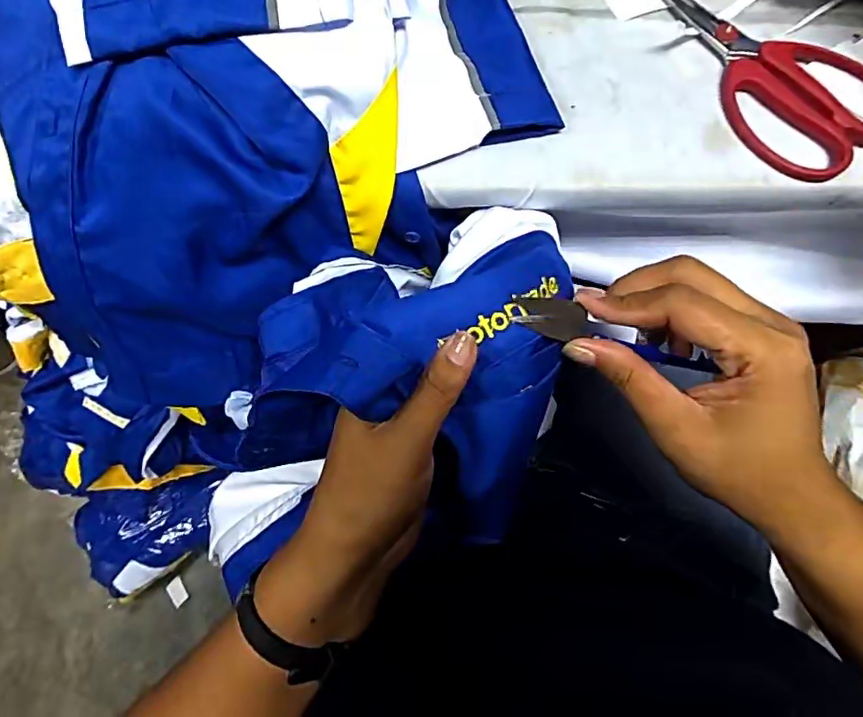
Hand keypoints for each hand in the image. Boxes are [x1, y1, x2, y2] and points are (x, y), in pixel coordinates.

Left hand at [253, 332, 476, 645]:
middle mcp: (380, 398)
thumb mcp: (407, 436)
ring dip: (461, 379)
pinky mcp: (414, 448)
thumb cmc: (371, 491)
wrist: (355, 560)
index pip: (401, 339)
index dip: (435, 321)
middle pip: (420, 365)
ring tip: (506, 348)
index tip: (475, 302)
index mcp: (365, 385)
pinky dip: (461, 408)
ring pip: (432, 392)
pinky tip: (493, 394)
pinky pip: (439, 418)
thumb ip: (436, 390)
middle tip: (502, 323)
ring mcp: (397, 424)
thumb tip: (465, 335)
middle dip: (454, 350)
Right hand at [562, 257, 839, 536]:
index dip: (627, 303)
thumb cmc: (740, 472)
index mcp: (763, 349)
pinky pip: (707, 296)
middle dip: (637, 288)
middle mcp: (773, 324)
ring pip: (697, 280)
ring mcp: (772, 322)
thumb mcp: (676, 429)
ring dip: (652, 295)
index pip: (682, 303)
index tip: (584, 307)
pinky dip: (672, 306)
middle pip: (691, 275)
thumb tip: (580, 342)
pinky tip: (659, 339)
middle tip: (600, 312)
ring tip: (625, 328)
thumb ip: (629, 377)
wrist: (794, 498)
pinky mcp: (763, 328)